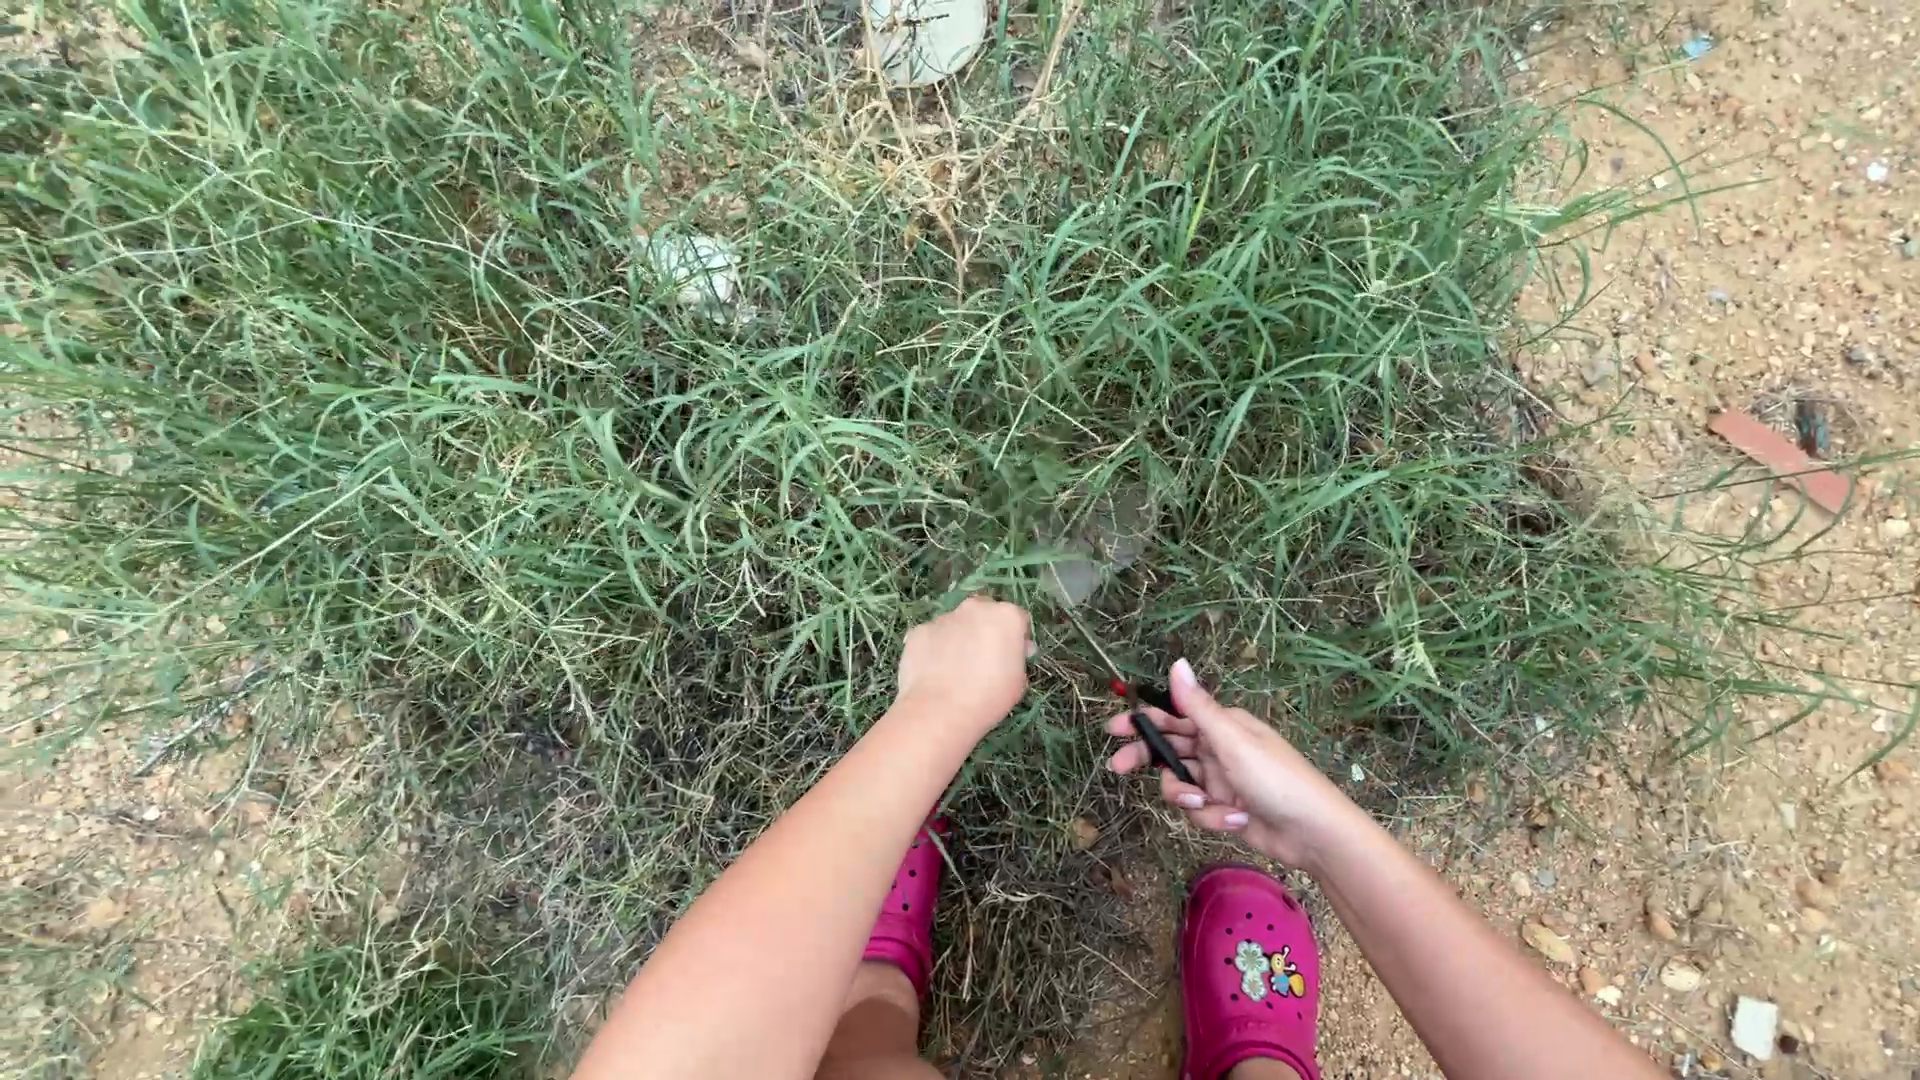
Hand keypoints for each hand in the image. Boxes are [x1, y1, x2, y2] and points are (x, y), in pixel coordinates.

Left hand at [895, 596, 1033, 729]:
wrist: (941, 711)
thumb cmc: (989, 697)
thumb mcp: (1018, 680)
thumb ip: (1016, 657)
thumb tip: (1008, 650)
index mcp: (1006, 616)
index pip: (1017, 619)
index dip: (1017, 638)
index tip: (1012, 657)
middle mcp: (974, 608)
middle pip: (984, 612)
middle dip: (985, 629)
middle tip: (983, 658)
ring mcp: (943, 618)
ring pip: (955, 624)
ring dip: (959, 638)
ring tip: (953, 670)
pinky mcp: (918, 631)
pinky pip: (932, 637)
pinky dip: (934, 649)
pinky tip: (934, 672)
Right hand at [1106, 659, 1364, 871]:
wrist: (1314, 834)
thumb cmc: (1275, 778)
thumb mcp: (1232, 740)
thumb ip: (1197, 706)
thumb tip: (1177, 662)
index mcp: (1221, 725)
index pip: (1172, 716)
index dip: (1141, 721)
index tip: (1114, 729)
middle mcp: (1217, 748)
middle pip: (1168, 750)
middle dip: (1146, 760)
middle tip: (1118, 768)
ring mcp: (1220, 780)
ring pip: (1179, 782)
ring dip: (1185, 795)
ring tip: (1201, 803)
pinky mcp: (1223, 809)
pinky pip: (1198, 810)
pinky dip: (1210, 816)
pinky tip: (1234, 820)